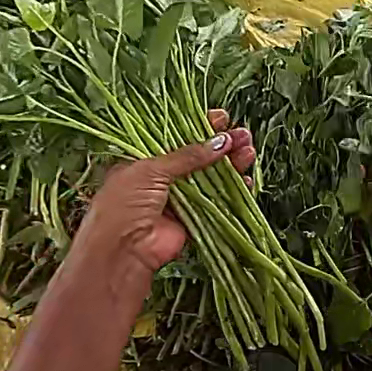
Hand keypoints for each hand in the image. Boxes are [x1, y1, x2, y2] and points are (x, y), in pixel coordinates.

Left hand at [68, 110, 255, 279]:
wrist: (122, 251)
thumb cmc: (124, 205)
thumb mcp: (150, 169)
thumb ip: (187, 156)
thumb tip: (220, 141)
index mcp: (145, 160)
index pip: (177, 137)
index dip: (200, 127)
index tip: (222, 119)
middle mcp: (162, 178)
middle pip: (199, 157)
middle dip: (222, 145)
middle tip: (243, 135)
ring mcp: (179, 199)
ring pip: (212, 178)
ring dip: (231, 165)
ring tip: (248, 153)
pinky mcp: (193, 218)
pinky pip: (218, 202)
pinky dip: (234, 191)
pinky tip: (246, 180)